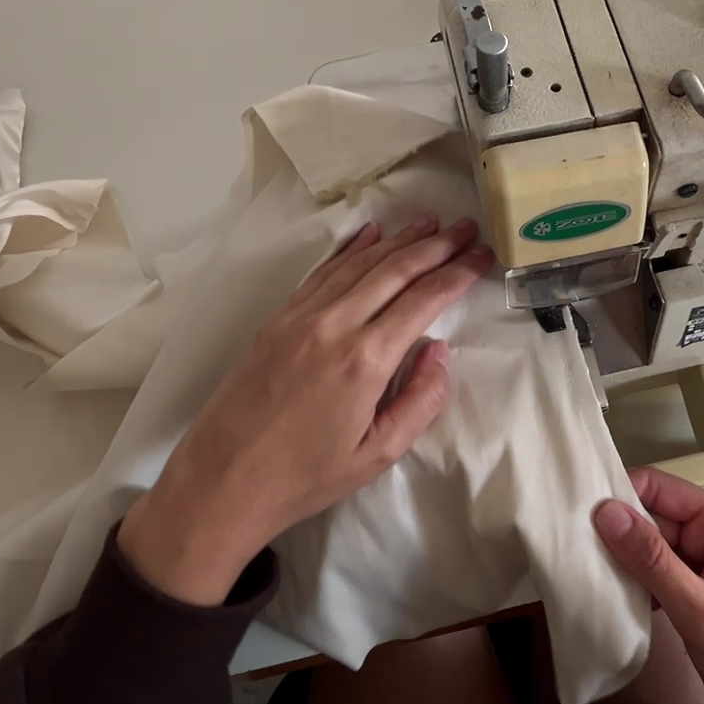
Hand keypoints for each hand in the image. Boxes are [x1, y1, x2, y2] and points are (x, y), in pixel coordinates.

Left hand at [120, 214, 493, 604]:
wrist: (221, 480)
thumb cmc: (305, 476)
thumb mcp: (378, 455)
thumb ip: (421, 401)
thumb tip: (439, 351)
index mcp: (366, 359)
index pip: (424, 299)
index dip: (458, 273)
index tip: (482, 255)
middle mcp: (335, 324)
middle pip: (396, 270)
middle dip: (436, 245)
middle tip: (466, 227)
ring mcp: (303, 315)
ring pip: (360, 263)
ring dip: (400, 240)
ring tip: (430, 222)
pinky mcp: (279, 317)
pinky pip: (324, 271)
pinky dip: (351, 249)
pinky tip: (371, 233)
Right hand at [594, 468, 703, 703]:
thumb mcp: (703, 613)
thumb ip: (653, 561)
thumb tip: (605, 511)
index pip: (657, 486)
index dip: (618, 496)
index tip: (579, 518)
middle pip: (648, 512)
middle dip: (614, 531)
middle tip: (574, 551)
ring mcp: (703, 559)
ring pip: (646, 543)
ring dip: (620, 559)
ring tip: (586, 572)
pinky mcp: (694, 587)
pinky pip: (653, 569)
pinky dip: (633, 581)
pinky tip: (611, 594)